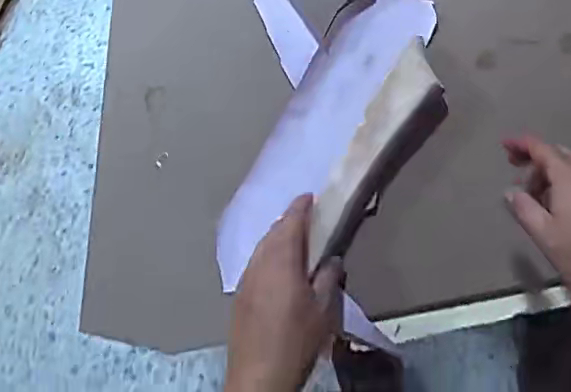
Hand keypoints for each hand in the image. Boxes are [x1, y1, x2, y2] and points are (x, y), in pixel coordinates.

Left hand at [225, 194, 343, 391]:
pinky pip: (256, 263)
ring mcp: (245, 278)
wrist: (257, 380)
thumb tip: (331, 258)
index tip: (312, 197)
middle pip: (274, 230)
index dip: (302, 205)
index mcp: (281, 256)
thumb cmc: (295, 340)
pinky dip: (268, 257)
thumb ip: (329, 276)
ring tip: (294, 245)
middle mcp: (259, 260)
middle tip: (308, 222)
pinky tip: (277, 271)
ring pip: (263, 247)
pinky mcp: (238, 296)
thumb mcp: (323, 309)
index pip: (291, 219)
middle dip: (290, 222)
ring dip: (278, 239)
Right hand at [502, 134, 570, 316]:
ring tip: (541, 203)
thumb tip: (510, 191)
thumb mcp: (547, 239)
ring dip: (553, 178)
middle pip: (557, 155)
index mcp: (568, 175)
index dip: (520, 143)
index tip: (504, 145)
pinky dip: (570, 189)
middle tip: (519, 181)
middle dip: (535, 163)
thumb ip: (524, 210)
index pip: (539, 147)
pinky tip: (568, 216)